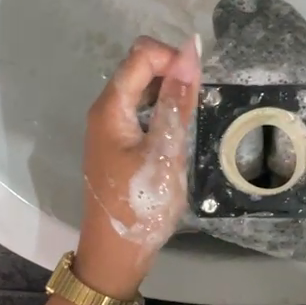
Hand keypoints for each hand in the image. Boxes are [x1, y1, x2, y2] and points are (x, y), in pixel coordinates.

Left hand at [76, 35, 201, 298]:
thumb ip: (177, 102)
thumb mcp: (165, 151)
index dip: (174, 57)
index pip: (142, 55)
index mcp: (110, 108)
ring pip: (140, 89)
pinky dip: (160, 110)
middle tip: (199, 100)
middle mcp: (104, 110)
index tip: (201, 81)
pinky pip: (140, 111)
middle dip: (172, 71)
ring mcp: (108, 128)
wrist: (115, 252)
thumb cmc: (142, 202)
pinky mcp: (116, 143)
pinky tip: (177, 130)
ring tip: (193, 115)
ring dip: (168, 91)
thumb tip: (190, 52)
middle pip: (138, 68)